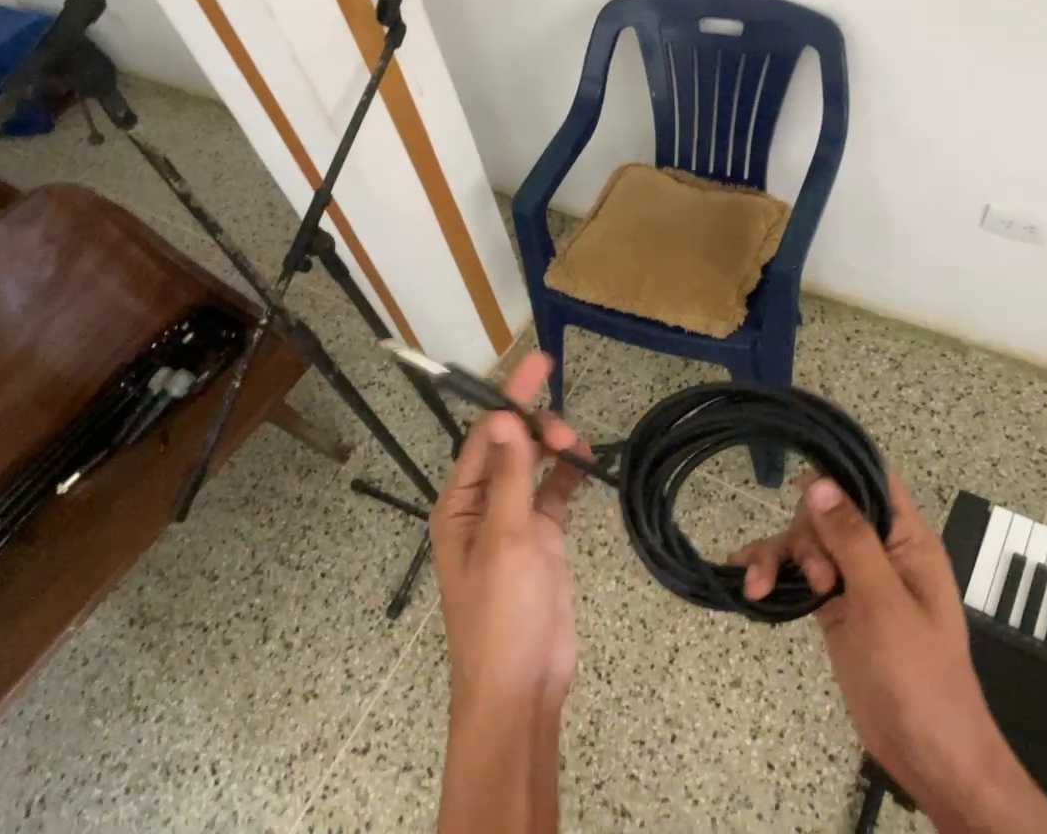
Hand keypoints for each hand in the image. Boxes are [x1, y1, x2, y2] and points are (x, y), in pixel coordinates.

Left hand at [430, 351, 586, 833]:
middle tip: (569, 432)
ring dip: (554, 450)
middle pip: (510, 446)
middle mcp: (482, 505)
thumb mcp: (505, 540)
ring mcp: (514, 523)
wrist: (521, 684)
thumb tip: (504, 416)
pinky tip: (586, 465)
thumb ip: (509, 477)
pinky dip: (568, 477)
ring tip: (580, 447)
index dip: (510, 398)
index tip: (538, 363)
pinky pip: (554, 495)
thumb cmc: (502, 613)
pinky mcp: (542, 541)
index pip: (486, 436)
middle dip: (537, 426)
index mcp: (459, 503)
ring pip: (534, 467)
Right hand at [731, 472, 1046, 831]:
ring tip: (760, 586)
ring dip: (780, 558)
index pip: (874, 479)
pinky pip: (799, 577)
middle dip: (808, 535)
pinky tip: (748, 583)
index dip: (839, 467)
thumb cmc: (918, 675)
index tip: (796, 471)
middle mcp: (880, 552)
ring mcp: (855, 580)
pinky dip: (775, 576)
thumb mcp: (883, 603)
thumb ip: (851, 540)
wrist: (925, 750)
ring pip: (808, 544)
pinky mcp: (834, 607)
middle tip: (818, 581)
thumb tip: (818, 483)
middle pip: (829, 511)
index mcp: (907, 541)